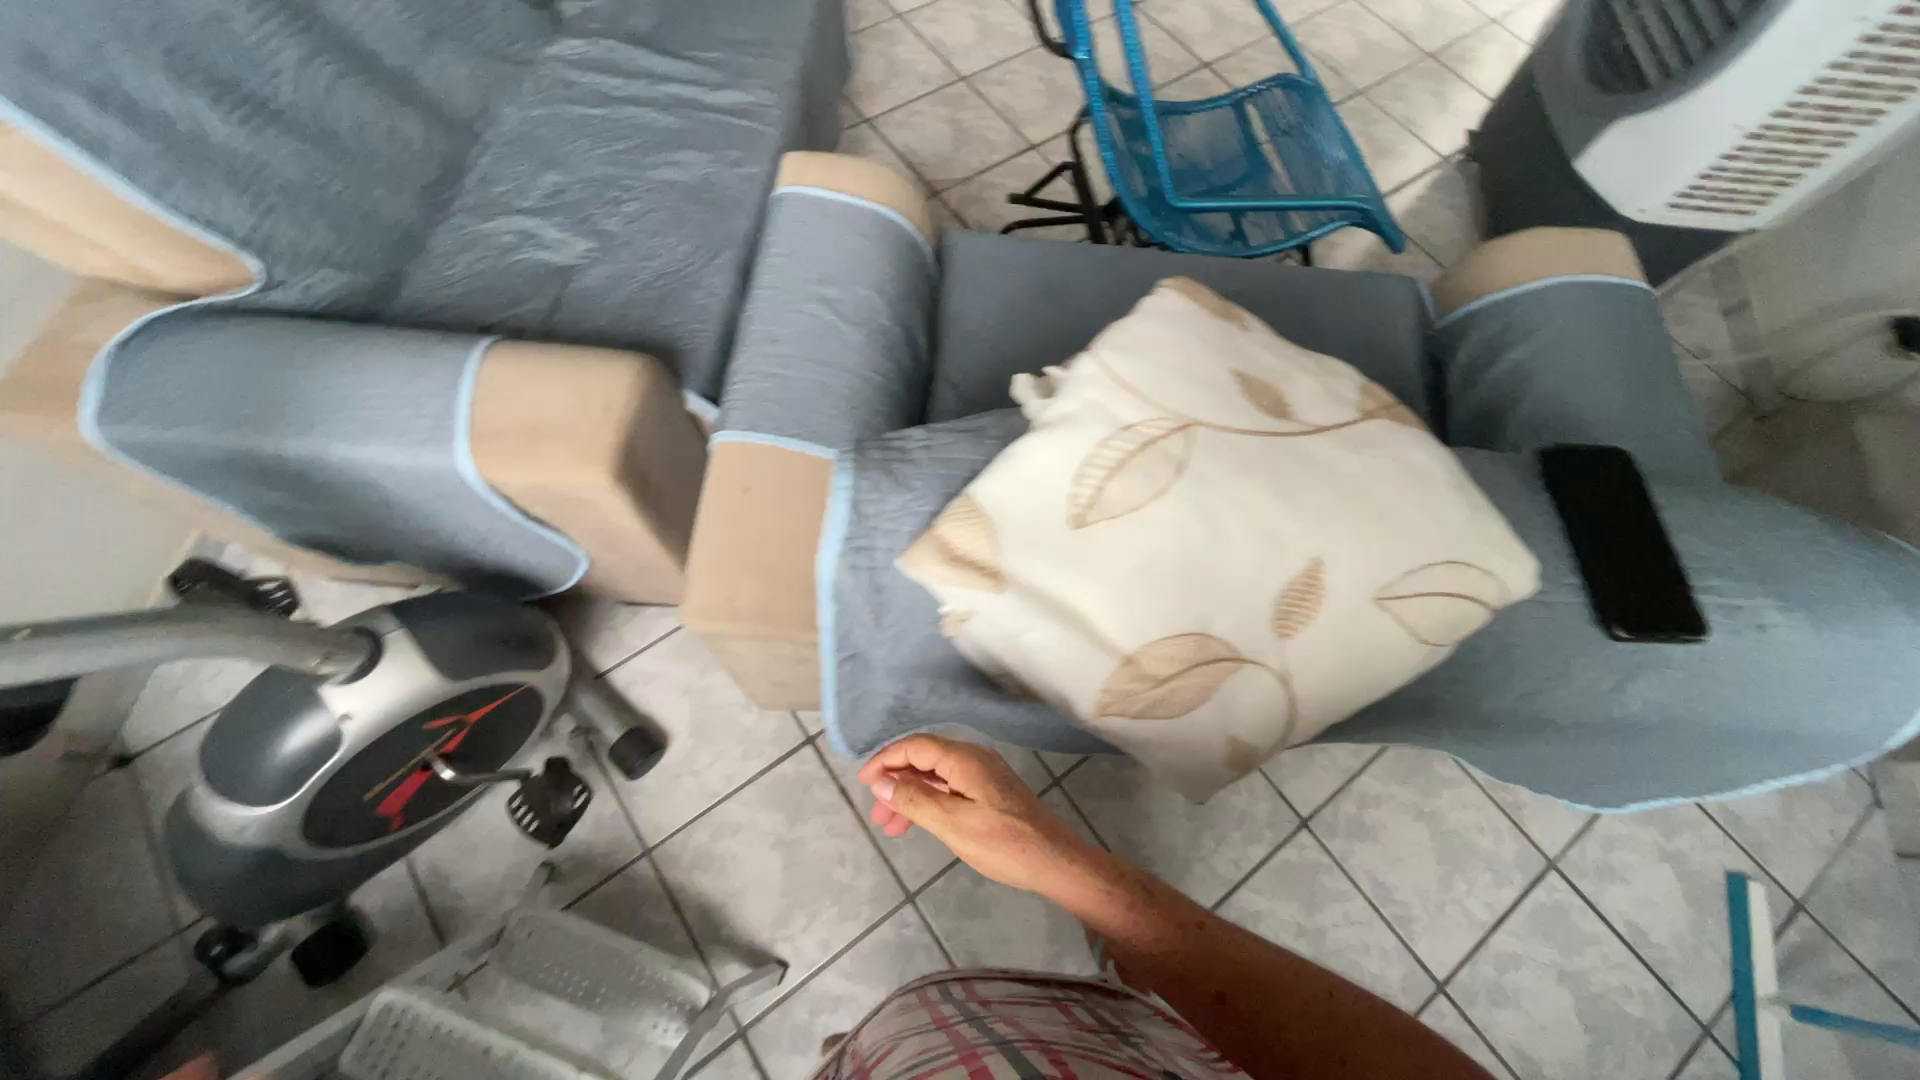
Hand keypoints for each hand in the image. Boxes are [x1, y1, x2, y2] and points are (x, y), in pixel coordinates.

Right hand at [858, 735, 1103, 893]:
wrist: (1055, 861)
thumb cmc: (1004, 843)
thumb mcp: (952, 824)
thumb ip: (914, 800)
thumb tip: (881, 781)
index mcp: (965, 759)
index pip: (915, 746)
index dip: (886, 760)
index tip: (864, 782)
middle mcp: (973, 758)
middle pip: (924, 759)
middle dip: (896, 782)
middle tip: (878, 815)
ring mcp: (983, 774)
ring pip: (936, 775)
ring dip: (911, 795)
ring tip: (893, 826)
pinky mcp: (990, 791)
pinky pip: (950, 787)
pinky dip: (930, 802)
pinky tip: (921, 822)